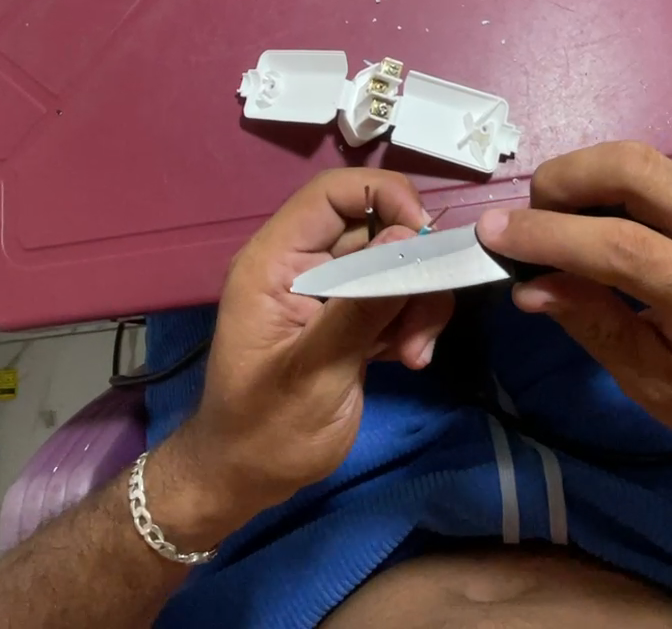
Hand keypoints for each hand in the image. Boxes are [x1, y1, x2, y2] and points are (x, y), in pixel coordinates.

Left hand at [171, 169, 453, 519]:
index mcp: (275, 260)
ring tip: (415, 354)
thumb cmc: (265, 430)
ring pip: (392, 262)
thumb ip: (361, 305)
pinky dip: (412, 321)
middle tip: (425, 319)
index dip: (384, 196)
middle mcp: (300, 264)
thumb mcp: (315, 371)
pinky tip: (408, 360)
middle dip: (412, 266)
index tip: (426, 237)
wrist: (245, 477)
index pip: (332, 193)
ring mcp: (325, 290)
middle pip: (374, 227)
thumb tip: (409, 239)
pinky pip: (394, 295)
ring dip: (418, 302)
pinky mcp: (347, 316)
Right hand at [477, 141, 671, 463]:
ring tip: (562, 222)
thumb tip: (527, 286)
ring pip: (644, 159)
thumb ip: (593, 326)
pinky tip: (607, 224)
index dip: (549, 234)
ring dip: (585, 179)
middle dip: (565, 178)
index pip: (624, 246)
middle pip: (636, 167)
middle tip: (532, 216)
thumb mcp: (657, 387)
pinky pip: (659, 172)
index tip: (492, 232)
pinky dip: (614, 188)